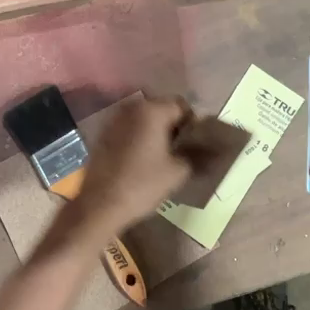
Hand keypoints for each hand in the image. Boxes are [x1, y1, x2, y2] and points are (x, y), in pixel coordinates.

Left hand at [74, 94, 193, 233]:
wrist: (100, 204)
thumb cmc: (142, 185)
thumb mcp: (177, 172)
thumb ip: (195, 154)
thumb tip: (209, 147)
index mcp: (152, 111)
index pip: (182, 105)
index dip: (192, 122)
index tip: (195, 143)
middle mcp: (132, 108)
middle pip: (161, 108)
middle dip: (173, 125)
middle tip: (181, 149)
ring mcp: (114, 119)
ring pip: (143, 118)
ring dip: (155, 131)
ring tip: (162, 155)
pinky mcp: (103, 133)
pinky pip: (128, 128)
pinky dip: (138, 137)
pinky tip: (141, 158)